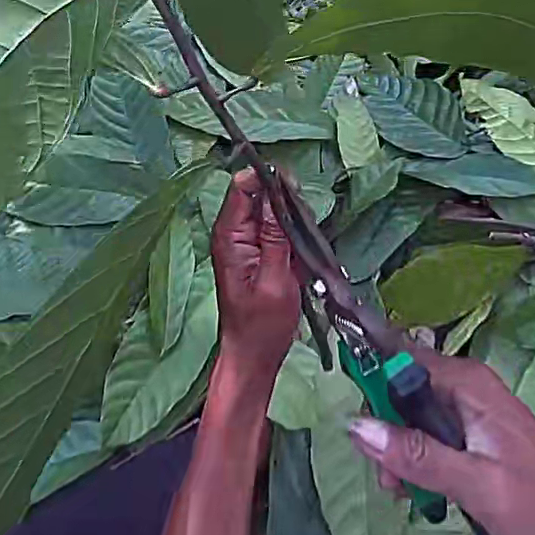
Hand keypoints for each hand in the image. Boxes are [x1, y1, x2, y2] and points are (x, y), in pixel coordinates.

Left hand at [208, 168, 298, 377]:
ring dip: (291, 219)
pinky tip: (300, 253)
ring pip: (270, 209)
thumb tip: (276, 193)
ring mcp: (244, 240)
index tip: (294, 189)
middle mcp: (232, 232)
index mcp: (229, 235)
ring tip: (303, 245)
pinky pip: (274, 228)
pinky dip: (290, 234)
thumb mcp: (275, 279)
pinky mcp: (256, 250)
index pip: (242, 186)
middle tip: (304, 223)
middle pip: (258, 193)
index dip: (268, 179)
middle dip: (285, 201)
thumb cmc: (263, 324)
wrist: (254, 355)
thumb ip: (275, 235)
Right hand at [347, 348, 534, 534]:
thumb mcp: (481, 488)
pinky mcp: (481, 449)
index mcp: (470, 384)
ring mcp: (477, 421)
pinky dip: (418, 464)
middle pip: (403, 388)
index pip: (401, 354)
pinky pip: (434, 442)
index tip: (347, 398)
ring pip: (415, 419)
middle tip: (382, 474)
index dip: (369, 366)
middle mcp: (471, 392)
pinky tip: (420, 495)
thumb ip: (417, 456)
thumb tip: (356, 424)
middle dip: (383, 424)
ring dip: (398, 450)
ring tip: (401, 493)